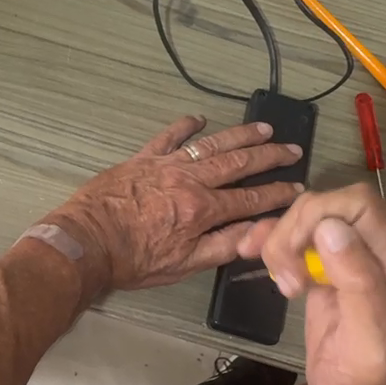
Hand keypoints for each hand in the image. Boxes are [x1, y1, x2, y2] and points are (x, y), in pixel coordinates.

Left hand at [46, 116, 303, 293]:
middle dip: (269, 156)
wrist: (86, 242)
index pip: (251, 199)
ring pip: (212, 144)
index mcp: (203, 210)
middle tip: (292, 149)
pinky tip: (200, 119)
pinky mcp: (144, 158)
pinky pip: (169, 136)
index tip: (299, 187)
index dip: (278, 194)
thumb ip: (222, 247)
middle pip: (239, 163)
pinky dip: (186, 126)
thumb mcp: (183, 266)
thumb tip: (256, 234)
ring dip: (240, 135)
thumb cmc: (134, 260)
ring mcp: (167, 164)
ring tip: (264, 129)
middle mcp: (190, 180)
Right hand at [238, 185, 385, 384]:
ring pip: (310, 217)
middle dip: (295, 232)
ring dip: (282, 240)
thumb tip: (331, 228)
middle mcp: (383, 253)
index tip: (295, 256)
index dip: (320, 216)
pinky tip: (252, 253)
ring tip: (280, 283)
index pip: (362, 206)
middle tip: (284, 281)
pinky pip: (299, 237)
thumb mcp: (371, 348)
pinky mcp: (329, 268)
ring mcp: (354, 258)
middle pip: (330, 206)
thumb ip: (359, 285)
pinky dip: (273, 240)